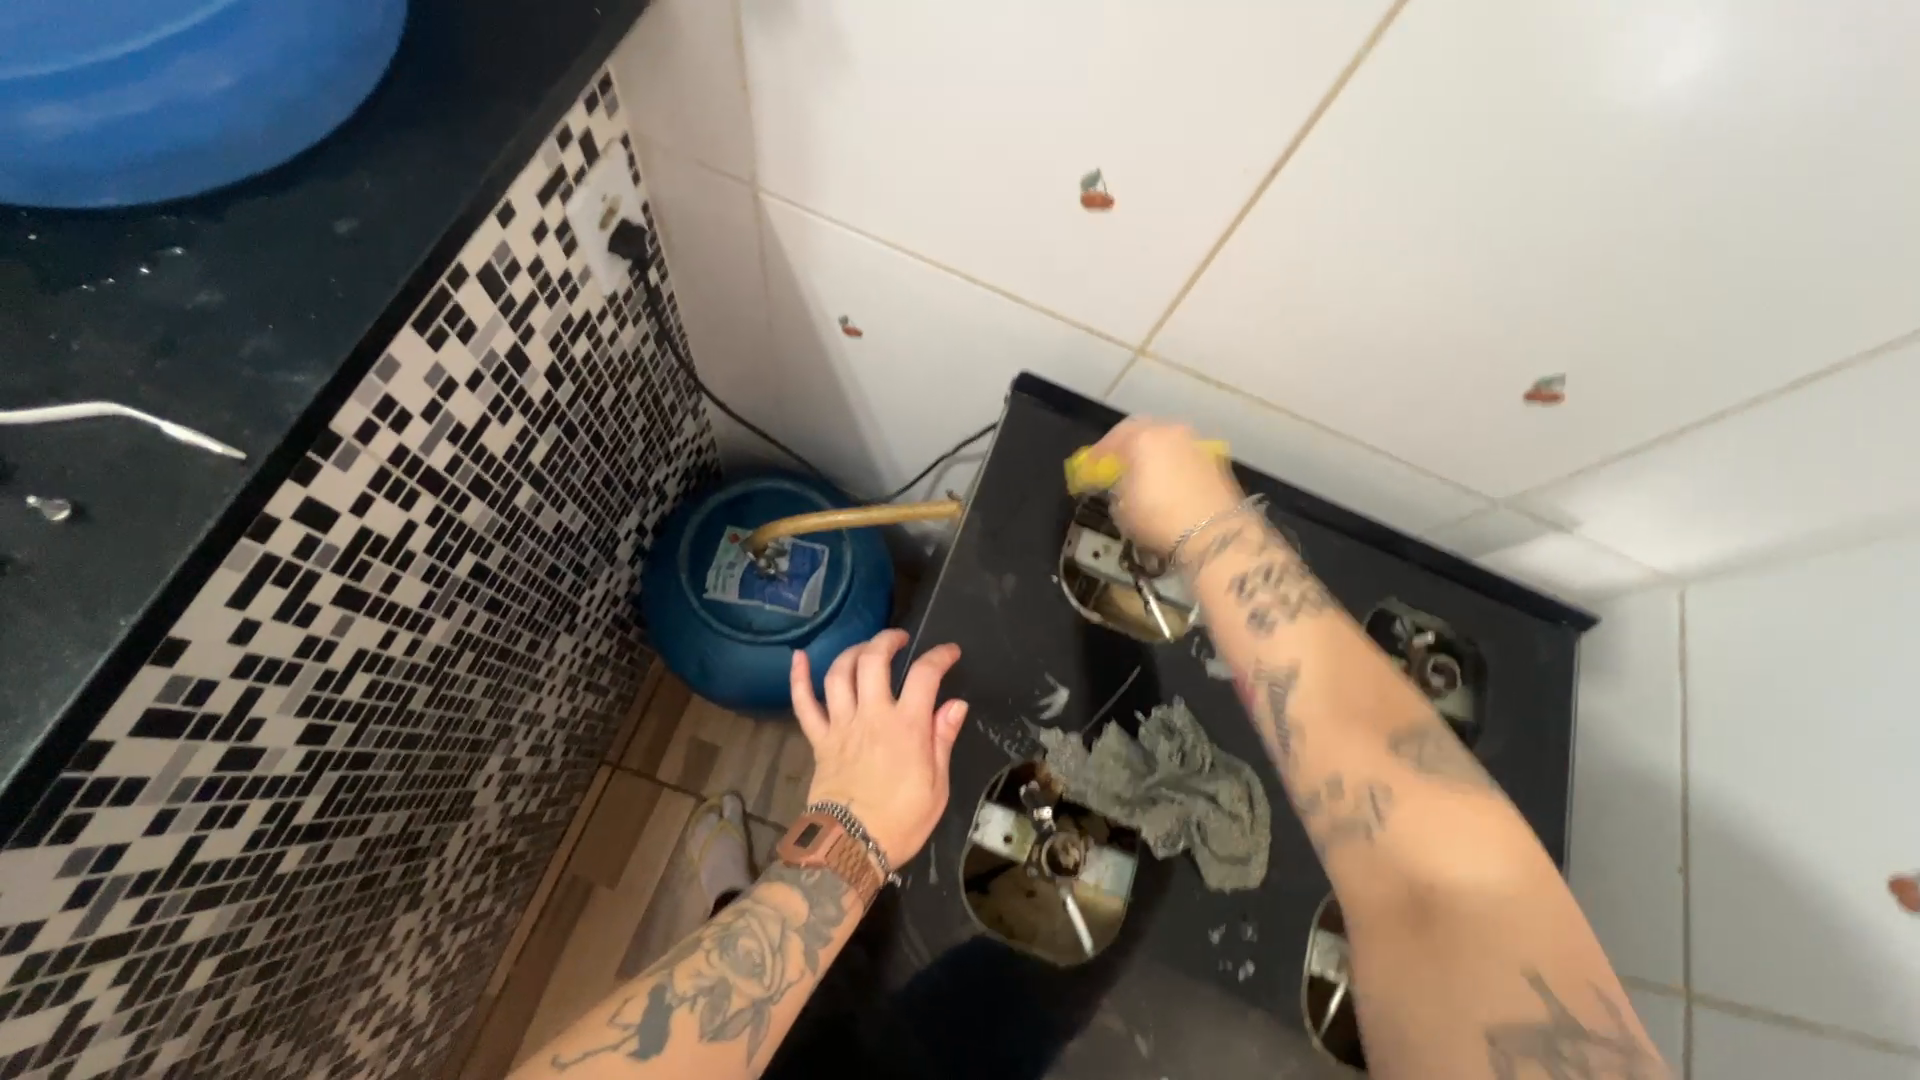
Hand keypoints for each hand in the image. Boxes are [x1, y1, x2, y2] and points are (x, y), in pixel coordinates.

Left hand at [790, 629, 967, 867]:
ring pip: (839, 674)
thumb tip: (954, 704)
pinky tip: (800, 658)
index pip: (925, 675)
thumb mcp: (937, 786)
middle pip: (873, 661)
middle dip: (887, 640)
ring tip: (865, 648)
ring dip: (852, 652)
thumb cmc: (901, 821)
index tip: (949, 652)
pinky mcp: (819, 740)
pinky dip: (799, 678)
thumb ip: (942, 739)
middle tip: (899, 639)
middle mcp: (871, 716)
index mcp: (906, 726)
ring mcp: (841, 726)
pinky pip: (804, 704)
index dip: (939, 656)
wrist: (850, 848)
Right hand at [1091, 417, 1246, 553]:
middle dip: (1125, 446)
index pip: (1109, 442)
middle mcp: (1170, 431)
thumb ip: (1116, 488)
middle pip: (1141, 431)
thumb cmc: (1158, 519)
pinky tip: (1167, 482)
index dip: (1095, 458)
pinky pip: (1184, 456)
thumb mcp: (1121, 508)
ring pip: (1166, 441)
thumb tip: (1122, 484)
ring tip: (1143, 474)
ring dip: (1152, 453)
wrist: (1214, 534)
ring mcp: (1196, 443)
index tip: (1086, 472)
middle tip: (1114, 464)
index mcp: (1142, 438)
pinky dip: (1172, 464)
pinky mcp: (1216, 460)